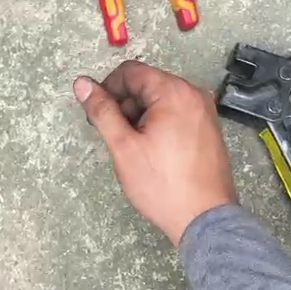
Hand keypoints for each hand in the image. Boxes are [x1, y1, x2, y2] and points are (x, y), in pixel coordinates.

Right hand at [74, 61, 239, 244]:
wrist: (203, 217)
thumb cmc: (164, 185)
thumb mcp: (123, 146)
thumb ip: (102, 111)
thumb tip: (83, 84)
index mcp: (174, 92)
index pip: (130, 72)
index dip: (107, 90)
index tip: (98, 114)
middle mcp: (194, 95)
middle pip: (147, 85)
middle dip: (125, 105)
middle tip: (115, 136)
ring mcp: (204, 112)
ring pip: (161, 101)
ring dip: (140, 117)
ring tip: (134, 148)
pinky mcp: (208, 129)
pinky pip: (176, 115)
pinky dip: (158, 125)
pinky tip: (152, 152)